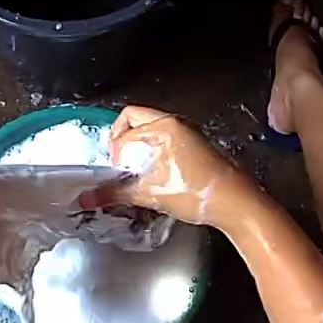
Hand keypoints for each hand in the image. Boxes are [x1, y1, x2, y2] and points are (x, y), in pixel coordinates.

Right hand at [104, 105, 254, 226]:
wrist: (237, 204)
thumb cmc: (196, 194)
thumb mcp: (150, 194)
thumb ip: (114, 194)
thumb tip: (85, 199)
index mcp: (163, 127)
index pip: (124, 133)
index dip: (115, 153)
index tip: (117, 173)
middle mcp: (175, 122)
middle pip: (133, 118)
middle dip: (121, 138)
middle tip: (119, 161)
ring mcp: (187, 131)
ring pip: (149, 126)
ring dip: (137, 143)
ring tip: (135, 168)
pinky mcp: (195, 142)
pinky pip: (163, 135)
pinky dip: (152, 147)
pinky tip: (155, 172)